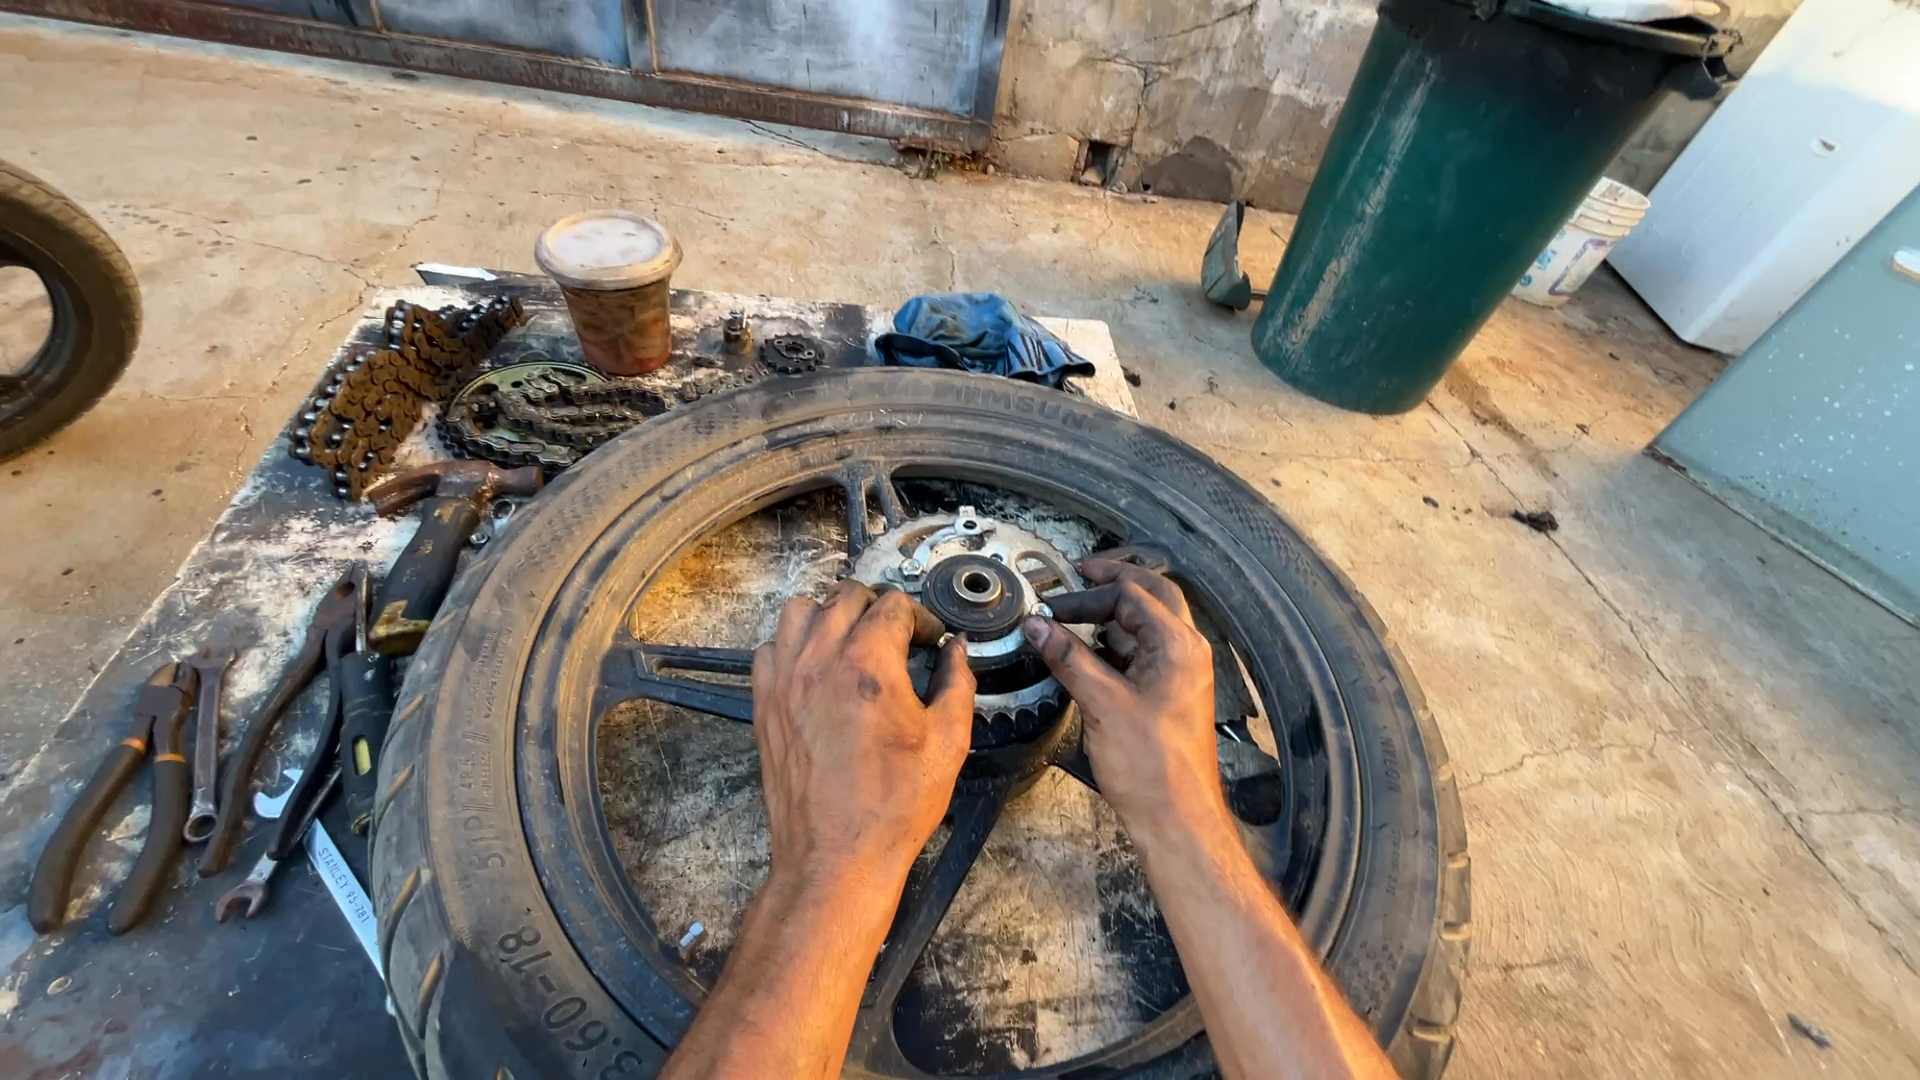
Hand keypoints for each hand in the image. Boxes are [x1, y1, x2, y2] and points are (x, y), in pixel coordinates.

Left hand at [751, 582, 976, 889]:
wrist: (837, 857)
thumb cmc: (894, 805)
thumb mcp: (949, 741)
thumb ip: (957, 683)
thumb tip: (956, 652)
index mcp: (868, 664)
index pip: (893, 605)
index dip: (920, 617)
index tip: (928, 640)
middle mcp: (820, 660)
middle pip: (845, 595)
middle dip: (878, 606)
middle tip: (897, 635)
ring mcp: (785, 681)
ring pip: (799, 609)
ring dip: (830, 613)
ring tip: (852, 640)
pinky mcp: (765, 705)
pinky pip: (769, 648)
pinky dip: (792, 644)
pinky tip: (815, 667)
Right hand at [1020, 558, 1223, 834]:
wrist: (1176, 818)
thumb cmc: (1148, 764)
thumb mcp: (1102, 703)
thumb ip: (1068, 657)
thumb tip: (1036, 624)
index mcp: (1177, 645)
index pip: (1130, 595)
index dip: (1086, 596)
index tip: (1052, 606)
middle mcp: (1184, 650)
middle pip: (1151, 596)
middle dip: (1115, 581)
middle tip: (1081, 573)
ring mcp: (1178, 671)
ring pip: (1145, 624)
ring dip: (1111, 615)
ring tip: (1073, 616)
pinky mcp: (1166, 692)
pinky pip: (1140, 653)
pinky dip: (1113, 644)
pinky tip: (1086, 652)